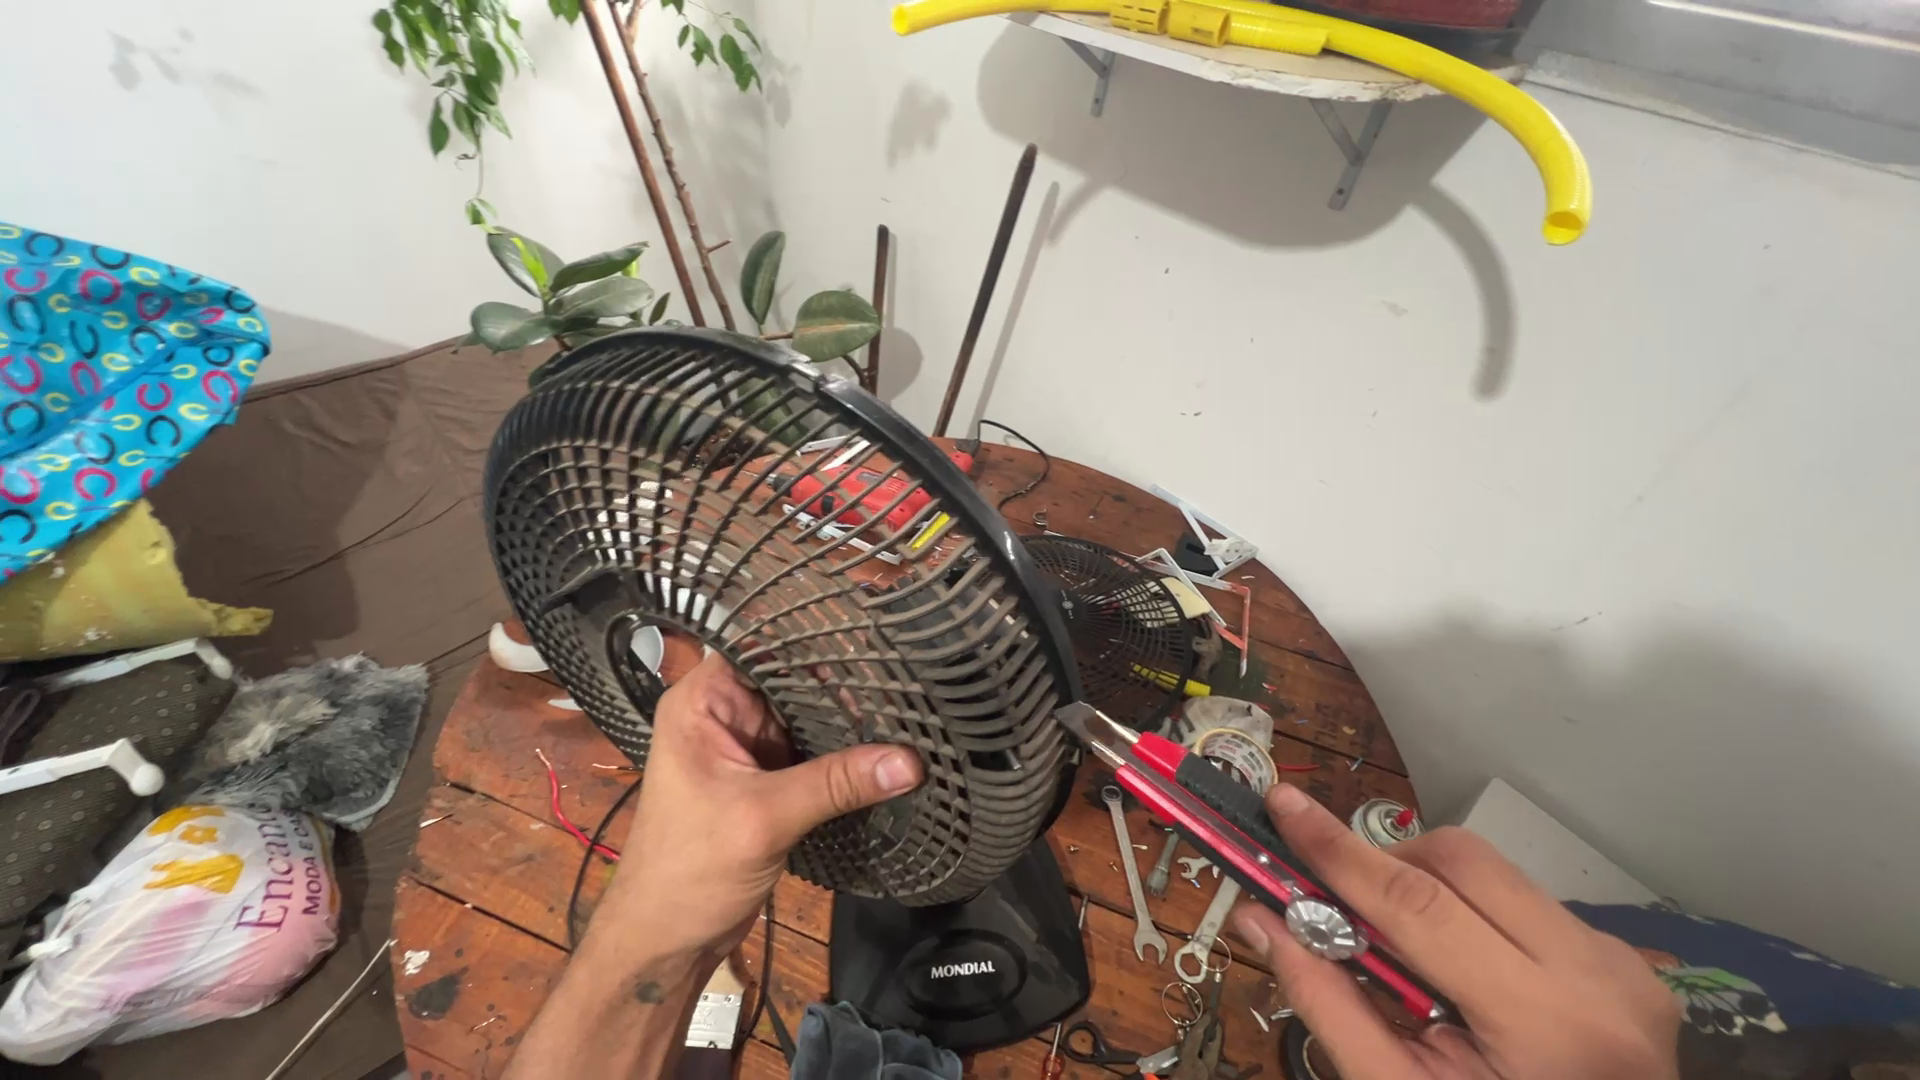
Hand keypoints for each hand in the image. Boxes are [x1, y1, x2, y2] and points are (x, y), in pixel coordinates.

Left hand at [592, 652, 923, 962]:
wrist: (665, 943)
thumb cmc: (690, 871)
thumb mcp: (765, 818)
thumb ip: (837, 783)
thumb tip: (913, 761)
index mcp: (703, 701)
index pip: (764, 645)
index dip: (815, 639)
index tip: (873, 636)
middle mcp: (725, 713)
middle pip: (792, 679)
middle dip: (844, 680)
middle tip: (906, 671)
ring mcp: (748, 746)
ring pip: (808, 714)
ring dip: (848, 717)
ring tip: (908, 701)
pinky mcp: (767, 776)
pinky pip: (813, 748)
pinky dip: (844, 749)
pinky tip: (886, 741)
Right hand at [1229, 785, 1678, 1078]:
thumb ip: (1325, 1000)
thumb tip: (1255, 916)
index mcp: (1546, 1024)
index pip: (1418, 903)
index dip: (1339, 849)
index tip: (1281, 802)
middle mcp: (1596, 973)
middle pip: (1459, 860)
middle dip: (1386, 864)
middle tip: (1348, 908)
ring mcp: (1617, 960)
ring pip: (1488, 867)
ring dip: (1425, 884)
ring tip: (1411, 951)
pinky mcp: (1621, 956)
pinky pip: (1518, 896)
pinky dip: (1467, 909)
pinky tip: (1464, 967)